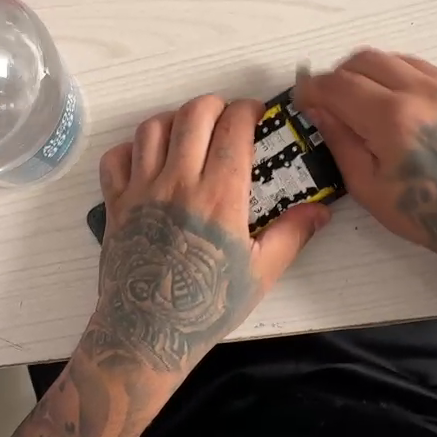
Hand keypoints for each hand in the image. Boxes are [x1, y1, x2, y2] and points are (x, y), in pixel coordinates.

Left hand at [90, 95, 331, 371]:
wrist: (147, 331)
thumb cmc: (207, 306)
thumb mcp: (260, 274)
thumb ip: (292, 235)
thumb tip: (321, 210)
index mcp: (220, 195)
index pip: (234, 127)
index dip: (249, 110)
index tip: (256, 114)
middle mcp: (179, 181)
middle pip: (194, 114)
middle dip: (215, 105)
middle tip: (226, 119)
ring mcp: (142, 189)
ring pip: (153, 127)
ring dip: (175, 121)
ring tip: (189, 134)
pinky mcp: (115, 203)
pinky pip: (115, 157)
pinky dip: (131, 149)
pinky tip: (146, 160)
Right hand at [294, 51, 436, 280]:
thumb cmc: (428, 214)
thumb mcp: (367, 186)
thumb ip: (339, 140)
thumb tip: (318, 110)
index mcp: (392, 118)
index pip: (337, 84)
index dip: (311, 88)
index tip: (301, 99)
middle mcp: (421, 91)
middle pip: (362, 60)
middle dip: (336, 76)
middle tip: (326, 102)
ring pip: (391, 58)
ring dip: (365, 73)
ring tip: (358, 103)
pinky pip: (419, 67)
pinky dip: (395, 76)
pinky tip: (392, 105)